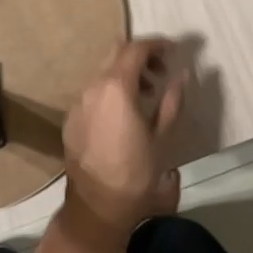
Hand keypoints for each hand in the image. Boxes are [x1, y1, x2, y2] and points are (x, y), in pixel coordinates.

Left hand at [57, 39, 187, 252]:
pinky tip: (124, 114)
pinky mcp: (71, 118)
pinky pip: (93, 91)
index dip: (157, 44)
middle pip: (116, 53)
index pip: (136, 48)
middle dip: (141, 55)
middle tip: (161, 71)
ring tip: (147, 94)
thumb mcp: (163, 137)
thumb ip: (172, 100)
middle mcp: (92, 87)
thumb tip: (181, 75)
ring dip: (126, 73)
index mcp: (116, 87)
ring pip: (103, 72)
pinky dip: (111, 90)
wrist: (97, 208)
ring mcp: (78, 102)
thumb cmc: (136, 173)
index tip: (175, 51)